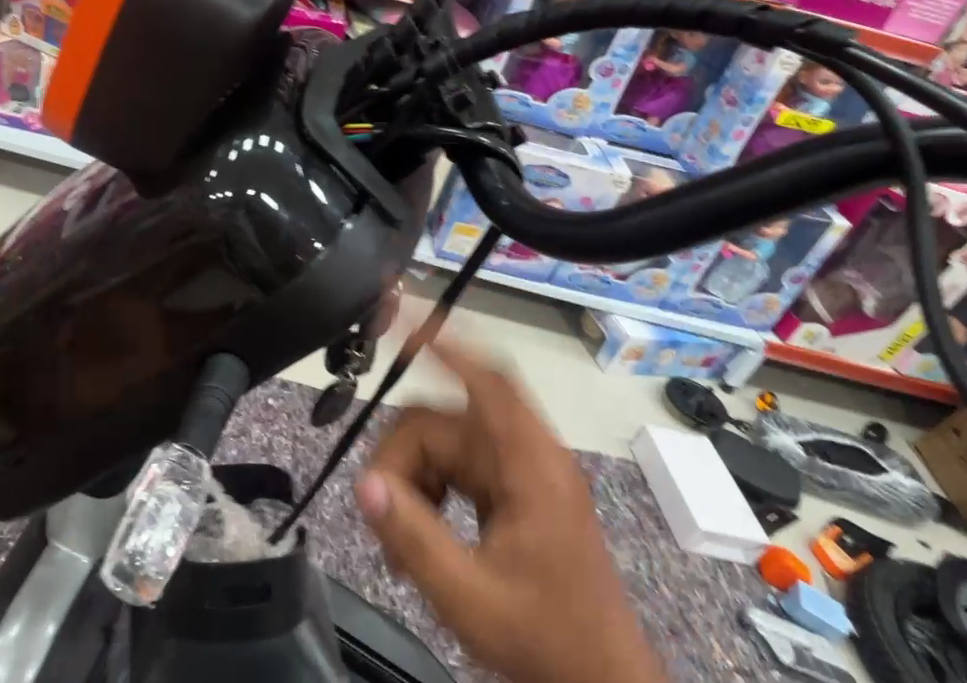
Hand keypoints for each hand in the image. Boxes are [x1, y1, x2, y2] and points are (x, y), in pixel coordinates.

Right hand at [355, 345, 665, 682]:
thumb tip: (366, 485)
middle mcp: (528, 458)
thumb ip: (412, 536)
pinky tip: (418, 534)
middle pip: (446, 421)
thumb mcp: (468, 594)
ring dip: (413, 480)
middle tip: (378, 507)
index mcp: (531, 468)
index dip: (450, 344)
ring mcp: (523, 476)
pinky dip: (429, 493)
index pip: (490, 383)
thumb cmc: (544, 638)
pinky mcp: (516, 496)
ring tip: (399, 539)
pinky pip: (458, 471)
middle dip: (403, 457)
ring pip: (446, 445)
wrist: (600, 681)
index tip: (408, 320)